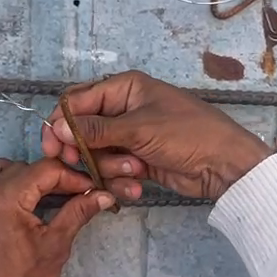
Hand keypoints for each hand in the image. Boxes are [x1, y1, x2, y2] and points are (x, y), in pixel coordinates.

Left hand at [0, 158, 113, 276]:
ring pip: (4, 168)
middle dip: (54, 178)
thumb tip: (105, 195)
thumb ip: (78, 212)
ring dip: (27, 174)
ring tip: (47, 193)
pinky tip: (18, 192)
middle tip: (77, 195)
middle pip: (27, 168)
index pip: (46, 170)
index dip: (73, 178)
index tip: (91, 189)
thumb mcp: (56, 245)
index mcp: (6, 199)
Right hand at [41, 70, 272, 201]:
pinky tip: (137, 187)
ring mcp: (131, 136)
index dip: (60, 124)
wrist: (225, 166)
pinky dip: (120, 181)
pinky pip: (114, 170)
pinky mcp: (138, 160)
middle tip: (83, 167)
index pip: (77, 101)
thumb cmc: (188, 134)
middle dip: (86, 151)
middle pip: (83, 130)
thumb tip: (58, 128)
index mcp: (125, 88)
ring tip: (134, 173)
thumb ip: (96, 129)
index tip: (51, 148)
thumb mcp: (140, 129)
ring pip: (98, 154)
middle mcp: (124, 109)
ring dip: (110, 168)